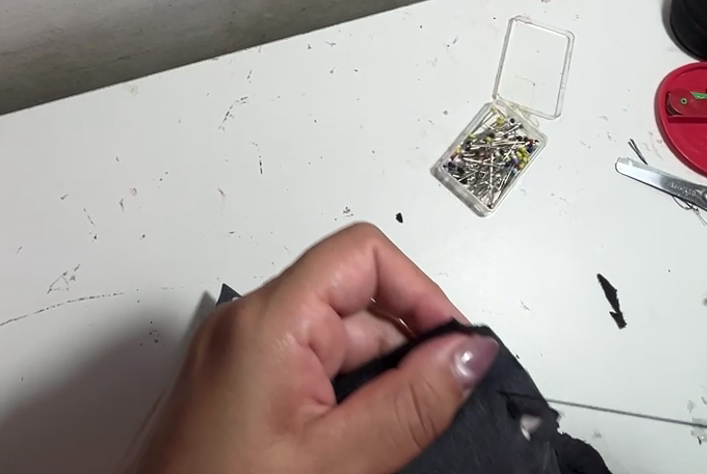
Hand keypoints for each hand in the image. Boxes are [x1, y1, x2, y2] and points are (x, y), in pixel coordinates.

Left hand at [127, 223, 498, 473]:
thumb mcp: (337, 462)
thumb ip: (410, 403)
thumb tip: (467, 351)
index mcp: (268, 321)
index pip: (362, 253)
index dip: (418, 290)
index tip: (453, 343)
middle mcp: (249, 321)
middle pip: (353, 292)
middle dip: (405, 340)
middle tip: (438, 400)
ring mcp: (241, 349)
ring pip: (335, 331)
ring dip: (378, 372)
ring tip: (395, 433)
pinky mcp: (239, 379)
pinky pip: (309, 360)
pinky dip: (346, 389)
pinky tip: (359, 439)